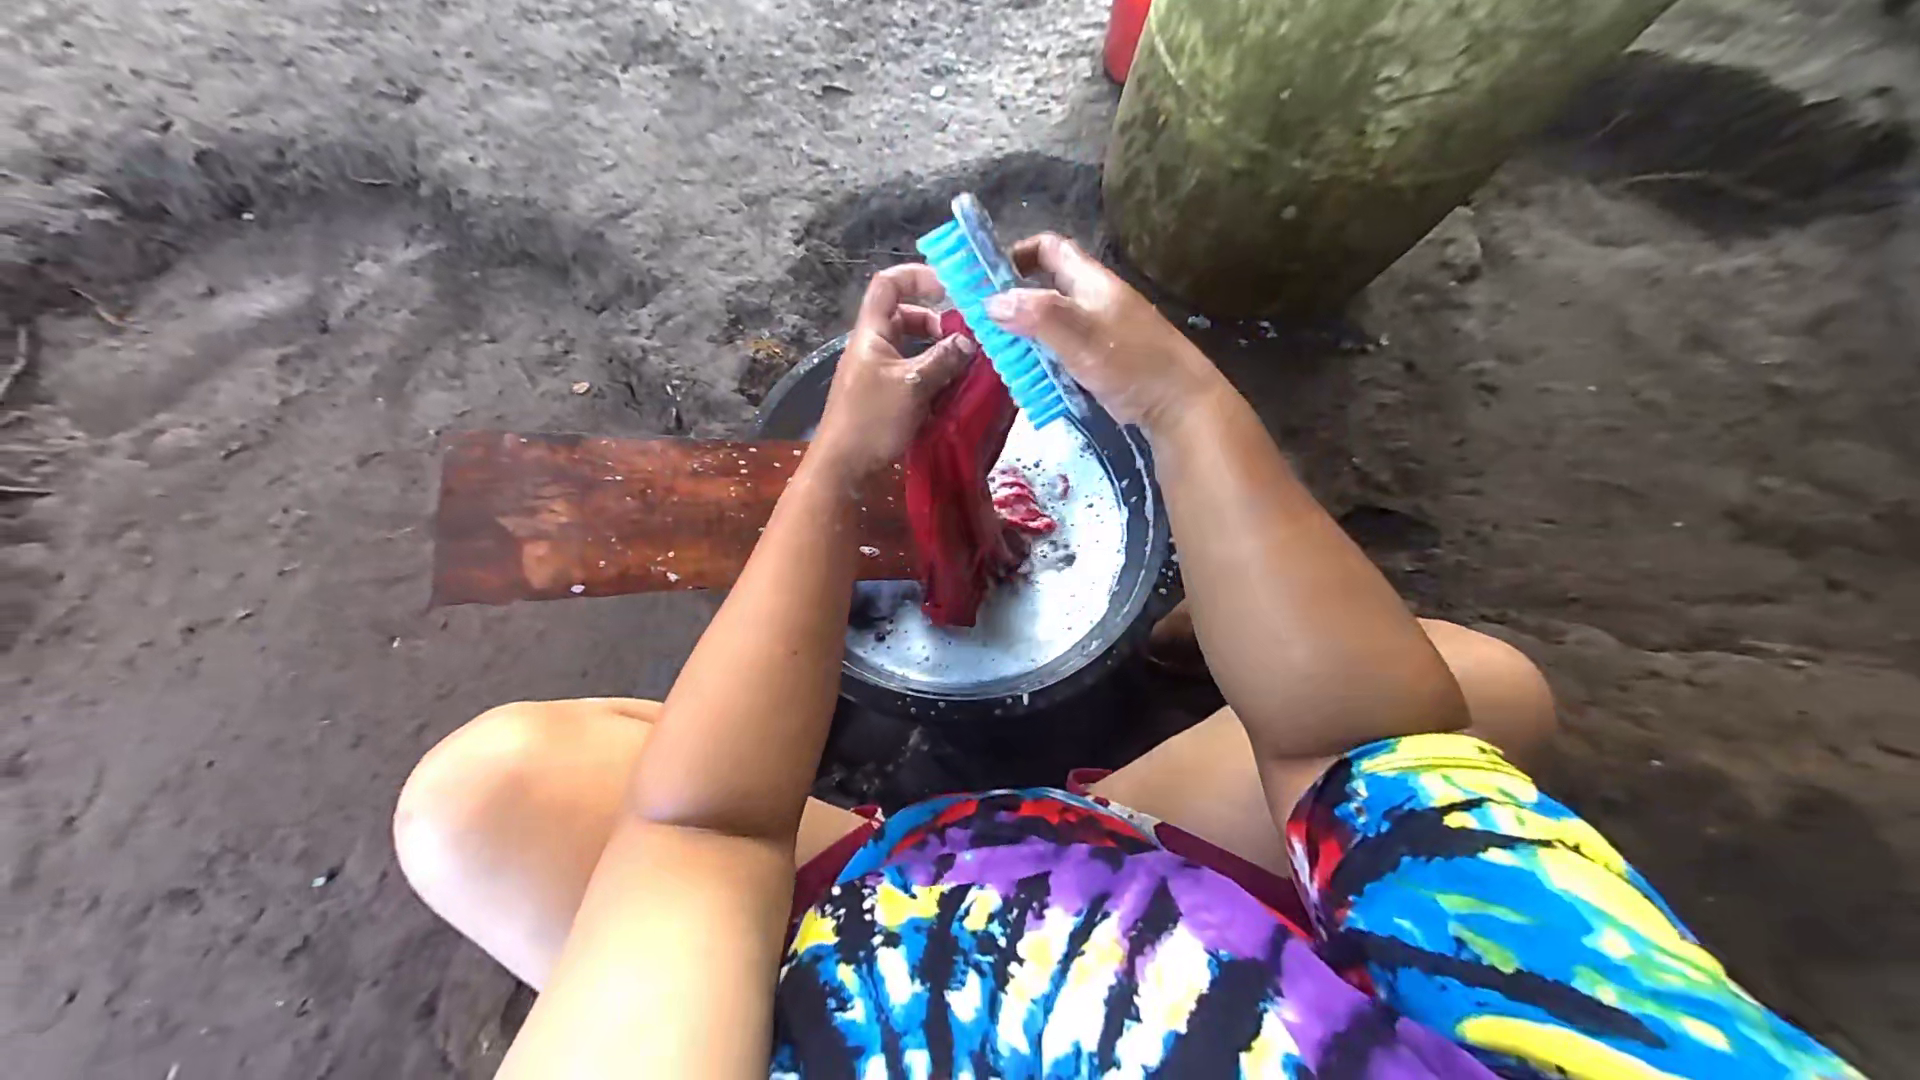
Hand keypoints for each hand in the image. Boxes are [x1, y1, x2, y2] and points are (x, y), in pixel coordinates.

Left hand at [809, 264, 974, 478]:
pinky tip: (951, 389)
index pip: (888, 284)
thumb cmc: (872, 420)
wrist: (843, 467)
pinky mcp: (884, 396)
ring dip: (938, 351)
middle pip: (904, 315)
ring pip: (911, 347)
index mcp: (871, 333)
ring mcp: (877, 372)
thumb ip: (942, 360)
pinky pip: (912, 373)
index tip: (950, 288)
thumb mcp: (912, 386)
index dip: (917, 277)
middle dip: (936, 321)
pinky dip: (932, 374)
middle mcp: (873, 346)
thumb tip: (968, 342)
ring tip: (963, 365)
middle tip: (963, 337)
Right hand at [985, 233, 1223, 429]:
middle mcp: (1093, 301)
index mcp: (1091, 282)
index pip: (1049, 249)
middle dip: (1014, 306)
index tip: (988, 278)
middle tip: (989, 330)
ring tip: (1005, 360)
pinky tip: (1032, 381)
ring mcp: (1098, 332)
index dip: (1017, 254)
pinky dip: (1043, 362)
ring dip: (1026, 340)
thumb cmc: (1132, 362)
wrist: (1179, 403)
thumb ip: (1038, 316)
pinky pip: (1062, 353)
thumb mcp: (1080, 335)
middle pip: (1045, 291)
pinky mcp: (1101, 361)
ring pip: (1050, 326)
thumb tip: (992, 302)